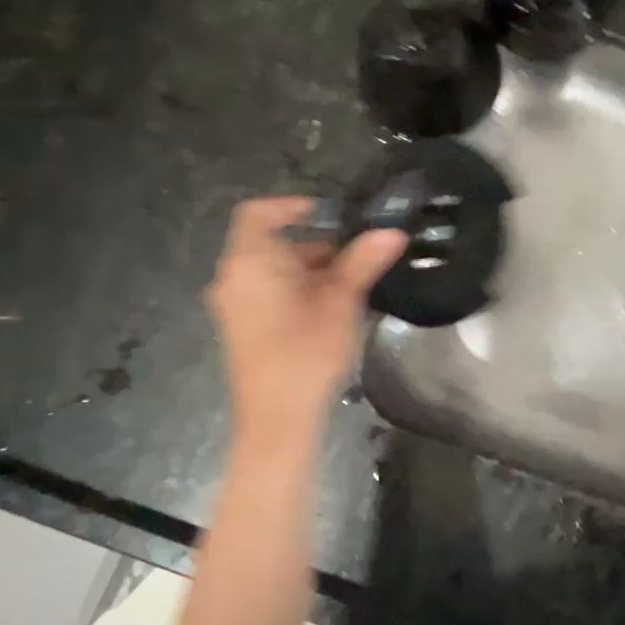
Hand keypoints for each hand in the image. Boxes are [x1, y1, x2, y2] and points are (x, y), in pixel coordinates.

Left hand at [204, 198, 406, 447]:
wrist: (276, 419)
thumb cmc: (305, 350)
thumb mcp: (342, 300)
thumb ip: (363, 260)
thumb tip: (391, 232)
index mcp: (250, 261)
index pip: (258, 213)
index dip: (292, 206)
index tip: (330, 214)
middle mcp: (233, 277)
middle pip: (269, 242)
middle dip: (314, 243)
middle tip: (356, 254)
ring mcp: (233, 305)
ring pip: (271, 269)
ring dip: (309, 268)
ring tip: (351, 283)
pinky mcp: (241, 328)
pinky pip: (266, 292)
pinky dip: (295, 288)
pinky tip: (330, 308)